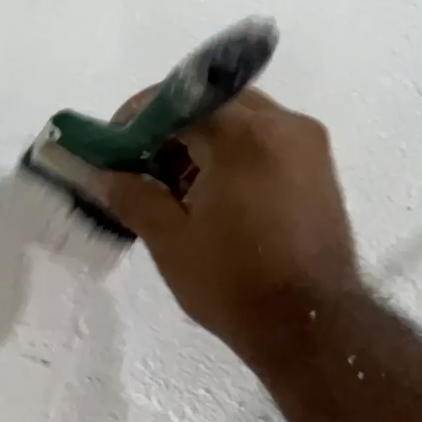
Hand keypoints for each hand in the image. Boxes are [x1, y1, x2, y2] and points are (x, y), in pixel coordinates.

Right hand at [101, 89, 360, 343]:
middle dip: (172, 127)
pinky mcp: (317, 169)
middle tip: (139, 167)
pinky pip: (265, 143)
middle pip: (216, 104)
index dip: (139, 118)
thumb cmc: (229, 280)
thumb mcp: (169, 239)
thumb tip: (104, 173)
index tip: (113, 146)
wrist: (305, 320)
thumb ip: (133, 196)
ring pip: (243, 122)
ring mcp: (307, 145)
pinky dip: (230, 155)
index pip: (182, 100)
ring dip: (202, 142)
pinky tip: (207, 197)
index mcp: (244, 136)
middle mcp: (284, 126)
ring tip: (171, 188)